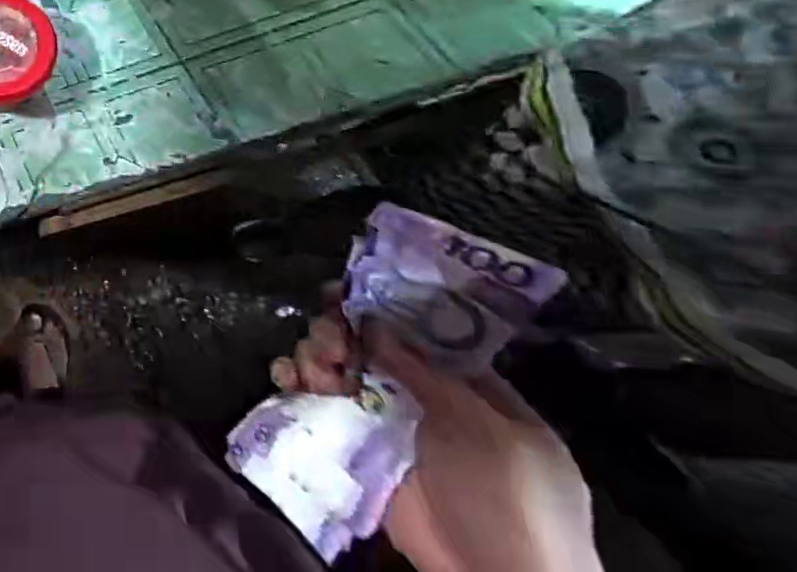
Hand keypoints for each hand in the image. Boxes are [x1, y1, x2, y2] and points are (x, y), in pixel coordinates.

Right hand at [274, 296, 600, 571]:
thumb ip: (427, 373)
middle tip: (332, 346)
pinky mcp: (351, 442)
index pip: (415, 330)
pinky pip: (315, 401)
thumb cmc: (509, 500)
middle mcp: (418, 394)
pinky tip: (287, 379)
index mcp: (464, 386)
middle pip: (364, 342)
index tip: (342, 294)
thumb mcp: (484, 430)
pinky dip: (294, 382)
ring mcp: (382, 419)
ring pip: (334, 365)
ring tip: (315, 372)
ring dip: (314, 355)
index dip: (379, 309)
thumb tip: (373, 321)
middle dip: (337, 333)